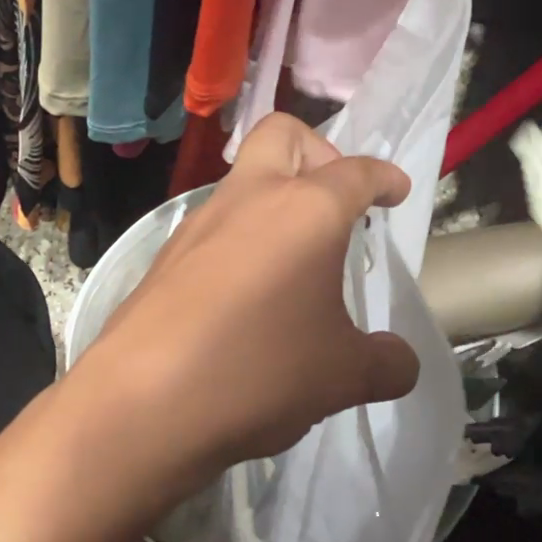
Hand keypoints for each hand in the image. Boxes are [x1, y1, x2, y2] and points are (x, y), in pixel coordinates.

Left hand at [69, 113, 421, 481]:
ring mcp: (193, 230)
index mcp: (305, 211)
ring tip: (290, 270)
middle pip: (282, 136)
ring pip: (238, 188)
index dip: (383, 179)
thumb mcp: (342, 377)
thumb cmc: (258, 373)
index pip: (355, 172)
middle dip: (317, 155)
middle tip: (334, 206)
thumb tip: (399, 362)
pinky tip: (242, 305)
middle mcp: (246, 202)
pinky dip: (235, 250)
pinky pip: (208, 238)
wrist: (142, 405)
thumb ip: (384, 363)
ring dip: (270, 209)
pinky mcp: (159, 265)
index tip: (395, 193)